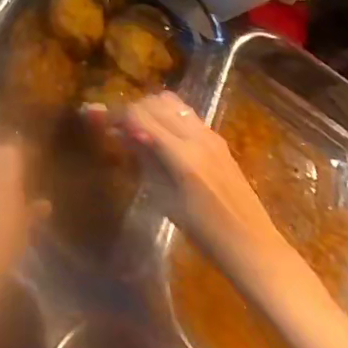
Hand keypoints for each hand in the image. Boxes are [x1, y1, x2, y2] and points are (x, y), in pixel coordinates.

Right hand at [112, 93, 306, 280]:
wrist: (252, 245)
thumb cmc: (205, 234)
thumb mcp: (166, 200)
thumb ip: (146, 161)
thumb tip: (122, 134)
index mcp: (182, 155)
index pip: (140, 116)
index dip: (115, 115)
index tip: (95, 119)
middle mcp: (197, 136)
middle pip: (155, 102)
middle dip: (131, 109)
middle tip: (114, 127)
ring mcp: (211, 135)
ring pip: (172, 103)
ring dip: (150, 108)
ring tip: (136, 129)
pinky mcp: (218, 140)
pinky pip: (186, 115)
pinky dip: (167, 116)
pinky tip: (159, 135)